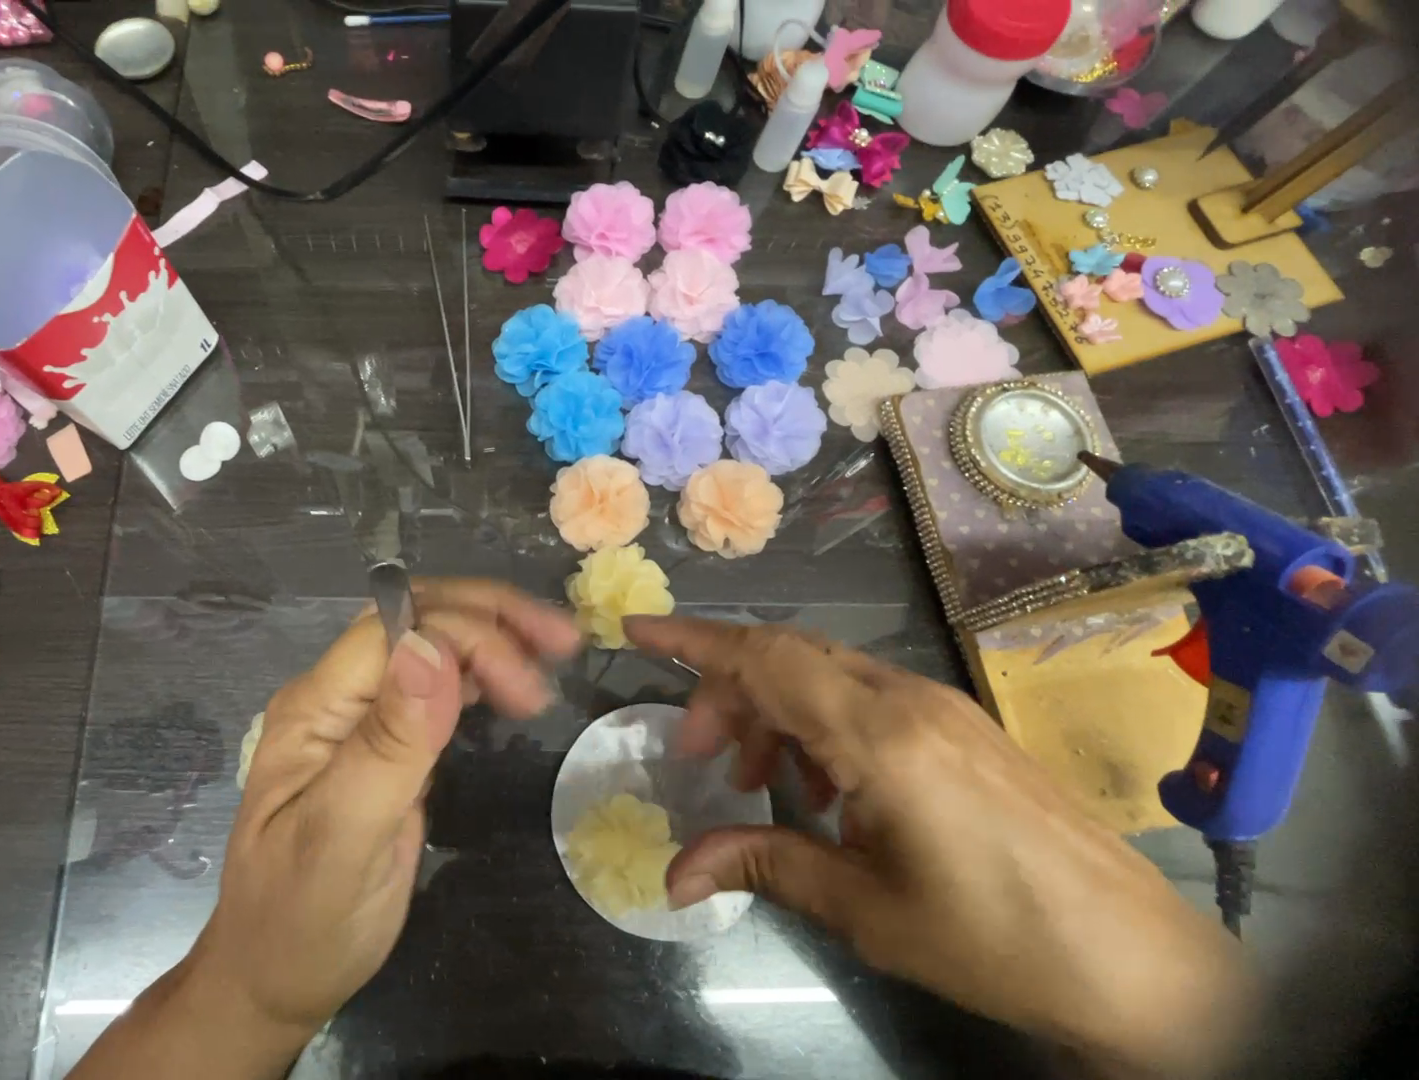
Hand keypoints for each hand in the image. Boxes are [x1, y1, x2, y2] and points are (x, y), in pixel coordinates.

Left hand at [72, 581, 578, 1079]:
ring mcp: (361, 719)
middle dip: (490, 619)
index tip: (529, 681)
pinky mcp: (387, 745)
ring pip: (430, 645)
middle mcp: (337, 698)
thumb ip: (388, 744)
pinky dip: (481, 674)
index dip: (467, 632)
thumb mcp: (343, 837)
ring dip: (492, 639)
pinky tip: (515, 687)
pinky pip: (436, 687)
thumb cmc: (303, 920)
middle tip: (562, 643)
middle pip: (415, 620)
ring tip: (554, 655)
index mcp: (315, 708)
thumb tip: (431, 646)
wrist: (276, 978)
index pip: (395, 628)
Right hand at [624, 616, 1254, 1077]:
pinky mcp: (959, 725)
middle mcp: (907, 700)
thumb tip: (672, 877)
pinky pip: (862, 695)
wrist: (1143, 965)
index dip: (693, 639)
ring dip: (772, 708)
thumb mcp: (864, 908)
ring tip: (757, 778)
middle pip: (786, 656)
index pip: (765, 658)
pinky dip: (816, 722)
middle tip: (702, 757)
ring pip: (824, 672)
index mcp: (879, 737)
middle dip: (727, 691)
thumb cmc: (996, 938)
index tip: (636, 629)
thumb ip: (761, 864)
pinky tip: (822, 787)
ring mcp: (939, 707)